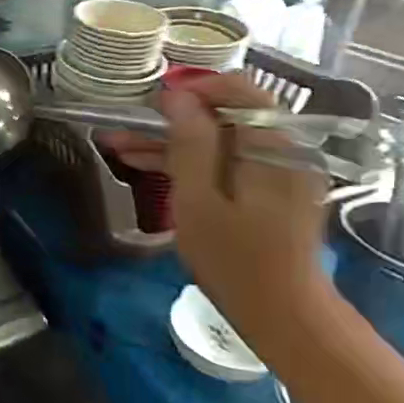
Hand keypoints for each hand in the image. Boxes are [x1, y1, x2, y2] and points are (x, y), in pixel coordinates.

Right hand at [97, 76, 330, 331]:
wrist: (282, 314)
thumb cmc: (235, 260)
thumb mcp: (200, 201)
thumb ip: (190, 144)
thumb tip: (178, 98)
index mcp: (275, 146)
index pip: (239, 91)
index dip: (194, 88)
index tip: (153, 100)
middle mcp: (283, 149)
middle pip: (225, 116)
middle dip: (172, 118)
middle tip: (125, 125)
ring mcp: (276, 171)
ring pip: (218, 140)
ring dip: (171, 141)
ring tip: (120, 145)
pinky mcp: (266, 190)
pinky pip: (225, 162)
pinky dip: (190, 162)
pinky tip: (146, 164)